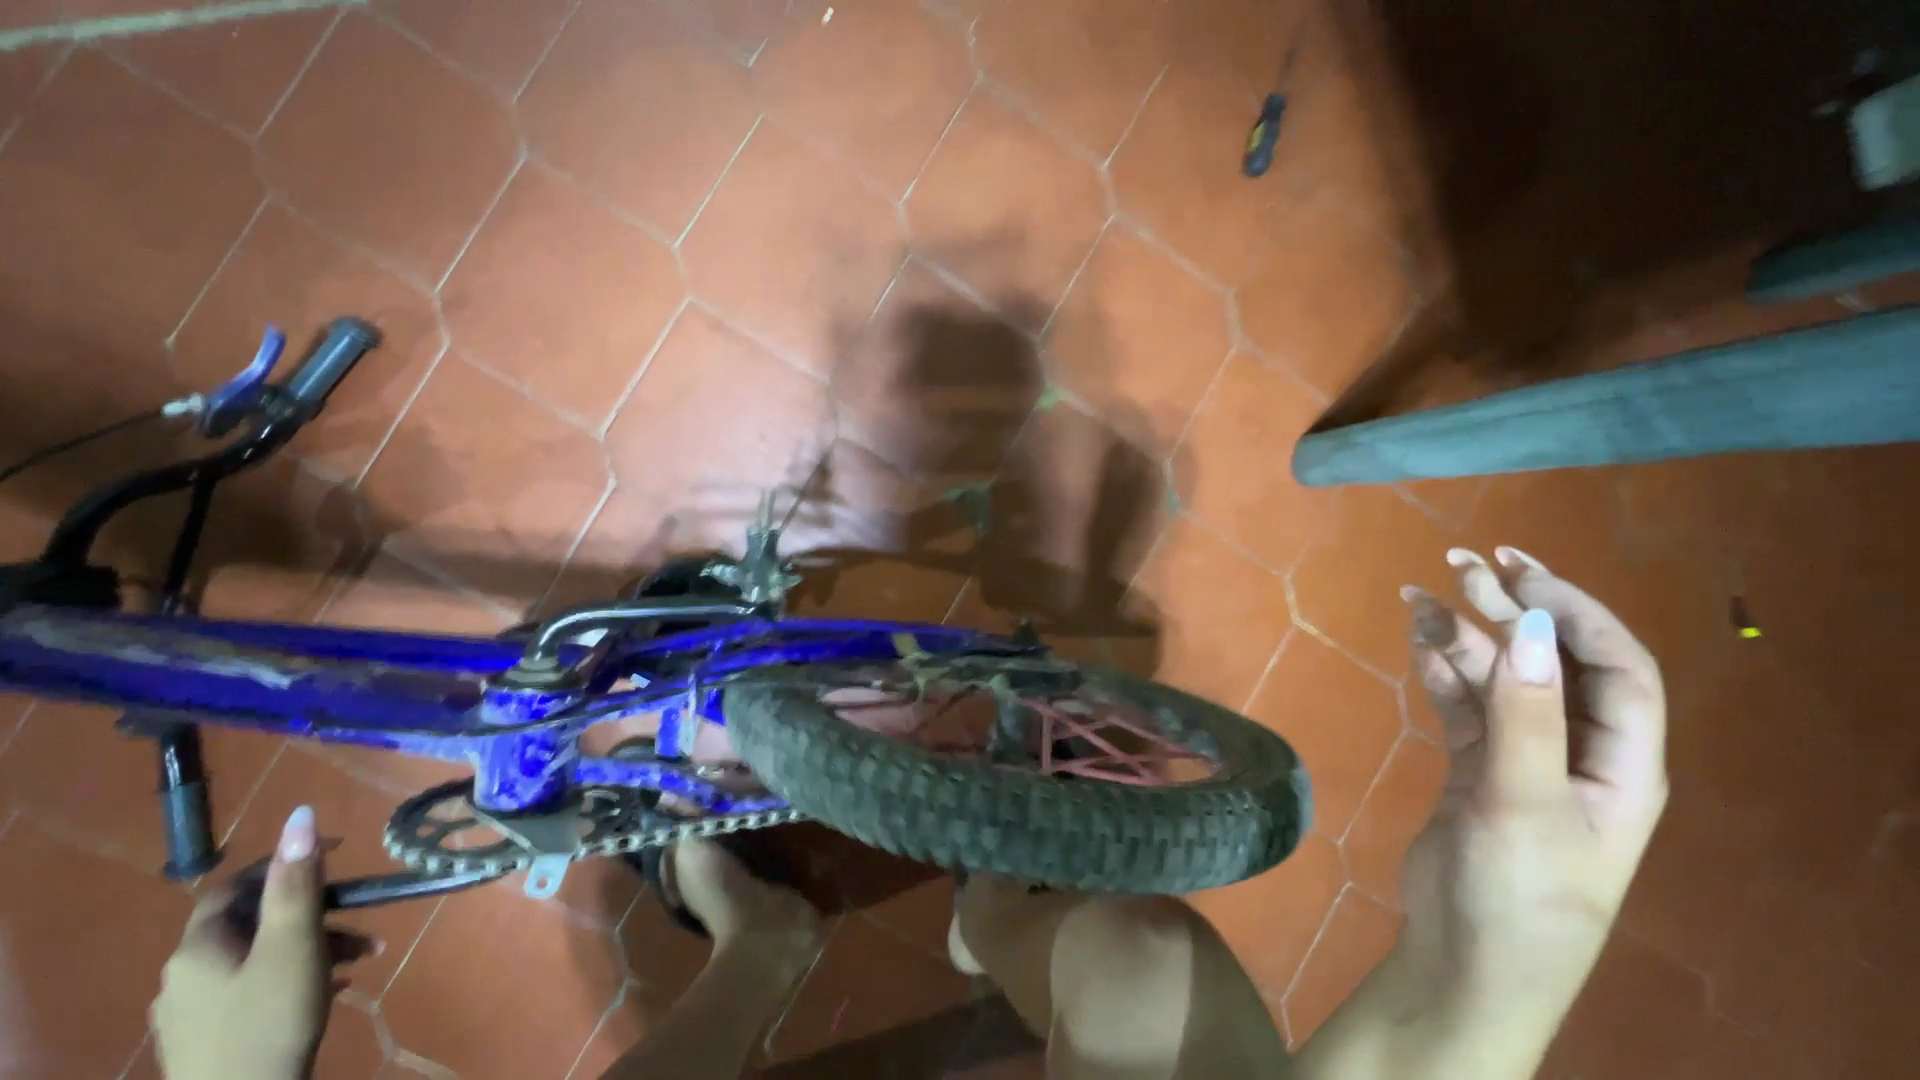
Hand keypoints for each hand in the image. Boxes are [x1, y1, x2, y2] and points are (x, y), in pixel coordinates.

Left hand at [151, 806, 374, 1079]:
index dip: (286, 861)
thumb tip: (300, 815)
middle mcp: (183, 973)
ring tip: (364, 958)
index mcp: (197, 946)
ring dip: (315, 947)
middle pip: (254, 922)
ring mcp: (191, 1011)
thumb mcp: (295, 945)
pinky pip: (255, 988)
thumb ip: (297, 882)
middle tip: (362, 920)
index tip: (340, 855)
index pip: (237, 883)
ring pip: (259, 957)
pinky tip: (333, 988)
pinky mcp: (207, 1039)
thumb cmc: (271, 1021)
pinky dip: (297, 976)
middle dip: (315, 913)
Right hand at [1392, 546, 1667, 1064]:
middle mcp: (1578, 752)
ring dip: (1463, 635)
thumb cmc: (1519, 898)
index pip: (1616, 668)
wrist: (1465, 964)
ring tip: (1417, 594)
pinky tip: (1415, 638)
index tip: (1518, 577)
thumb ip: (1526, 718)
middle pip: (1554, 662)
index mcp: (1622, 766)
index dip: (1574, 614)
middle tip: (1461, 561)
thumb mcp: (1524, 808)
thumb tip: (1529, 630)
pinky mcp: (1475, 769)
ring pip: (1498, 678)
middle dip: (1512, 609)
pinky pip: (1461, 704)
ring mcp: (1522, 759)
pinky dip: (1439, 670)